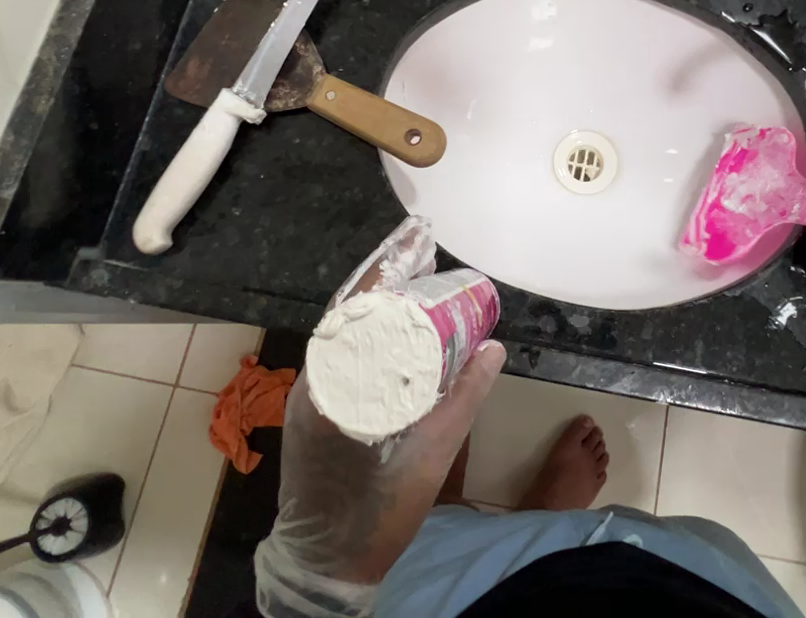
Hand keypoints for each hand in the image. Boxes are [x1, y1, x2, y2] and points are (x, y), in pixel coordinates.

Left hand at [255, 218, 507, 615]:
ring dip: (380, 297)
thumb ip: (462, 400)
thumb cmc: (376, 512)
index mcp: (332, 386)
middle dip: (387, 271)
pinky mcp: (319, 406)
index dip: (387, 267)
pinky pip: (346, 351)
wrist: (325, 565)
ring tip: (416, 271)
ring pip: (346, 328)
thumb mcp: (429, 458)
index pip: (355, 307)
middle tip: (423, 244)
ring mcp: (313, 393)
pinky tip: (399, 321)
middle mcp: (315, 379)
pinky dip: (373, 327)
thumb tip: (493, 347)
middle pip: (349, 308)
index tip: (417, 239)